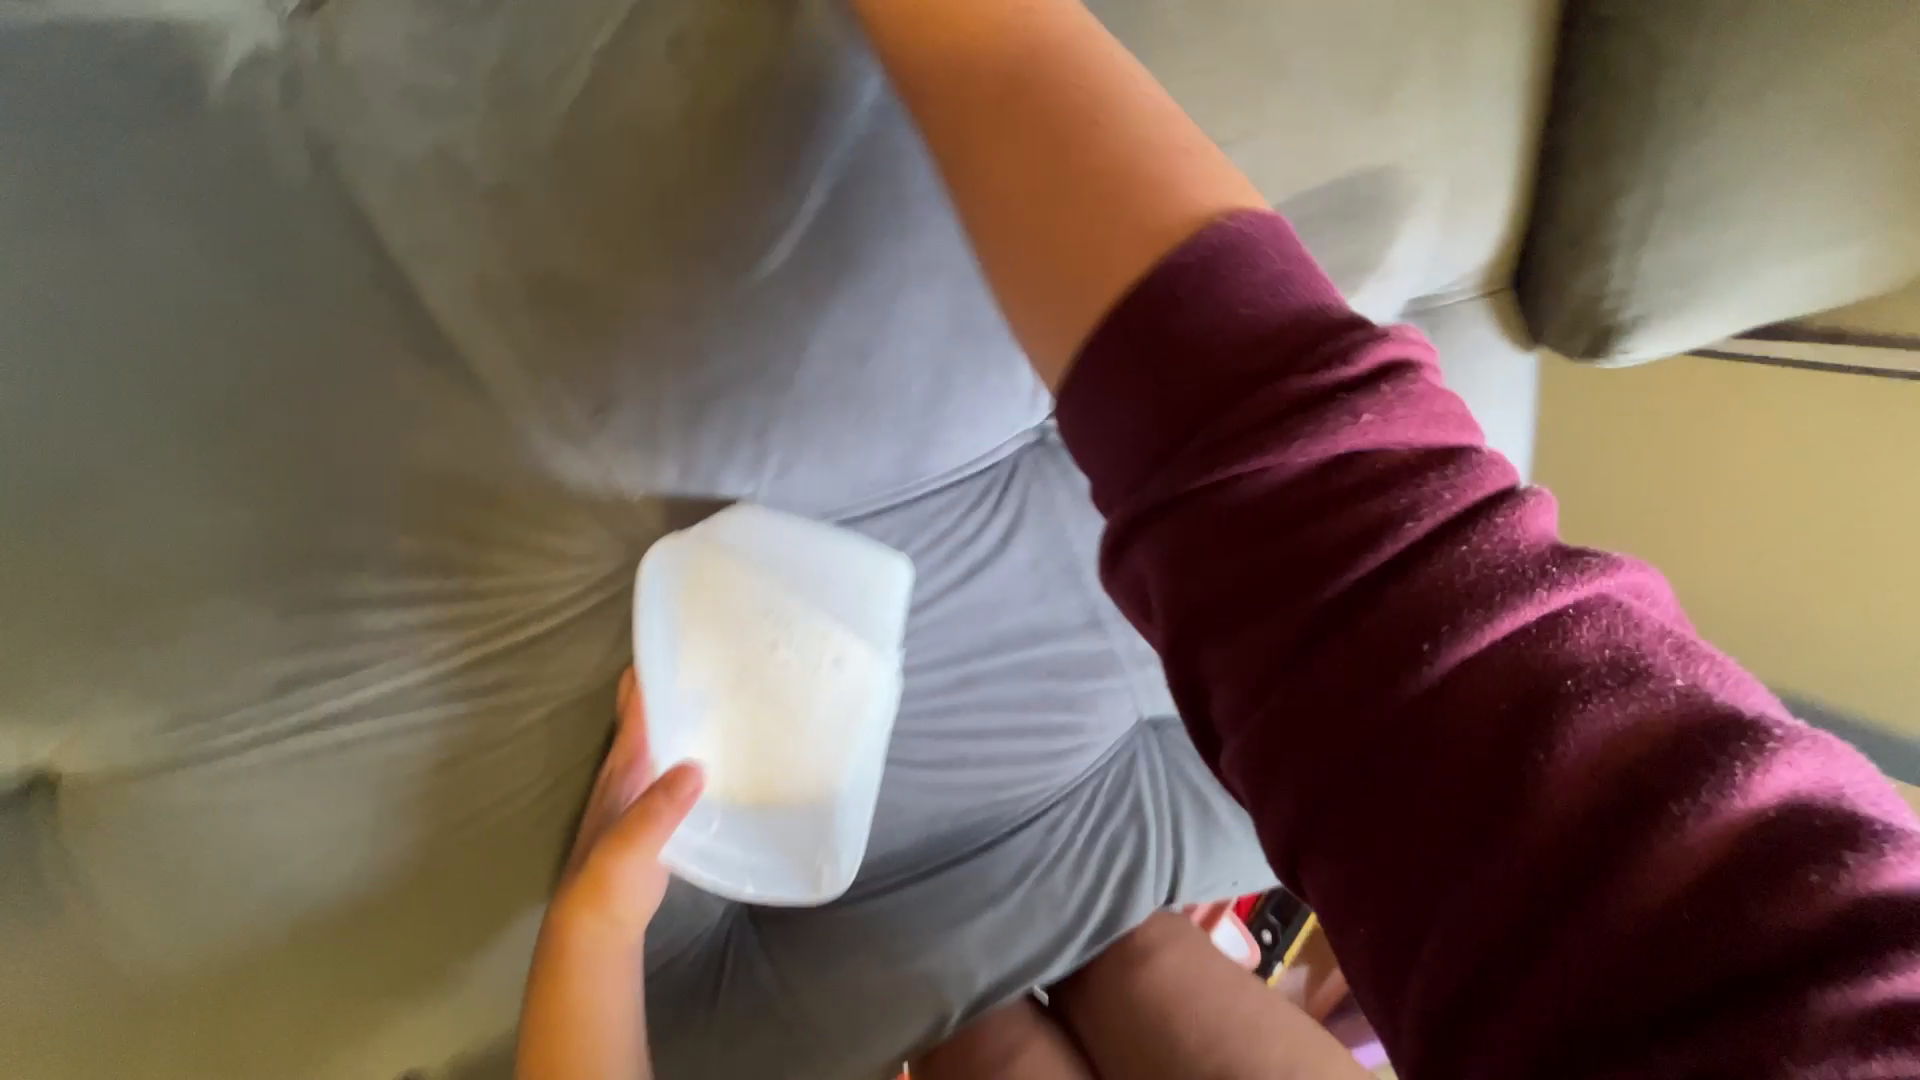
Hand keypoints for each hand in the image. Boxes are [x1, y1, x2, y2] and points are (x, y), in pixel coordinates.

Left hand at [549, 667, 704, 945]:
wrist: (597, 928)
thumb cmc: (608, 886)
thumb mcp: (629, 849)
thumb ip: (657, 811)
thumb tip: (695, 766)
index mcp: (623, 770)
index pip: (635, 710)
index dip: (649, 674)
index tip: (677, 640)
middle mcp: (630, 770)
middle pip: (648, 714)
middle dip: (670, 682)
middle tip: (711, 655)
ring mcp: (643, 790)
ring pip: (663, 736)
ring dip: (682, 710)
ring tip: (720, 688)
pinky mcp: (658, 810)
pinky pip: (676, 762)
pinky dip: (692, 743)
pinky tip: (717, 746)